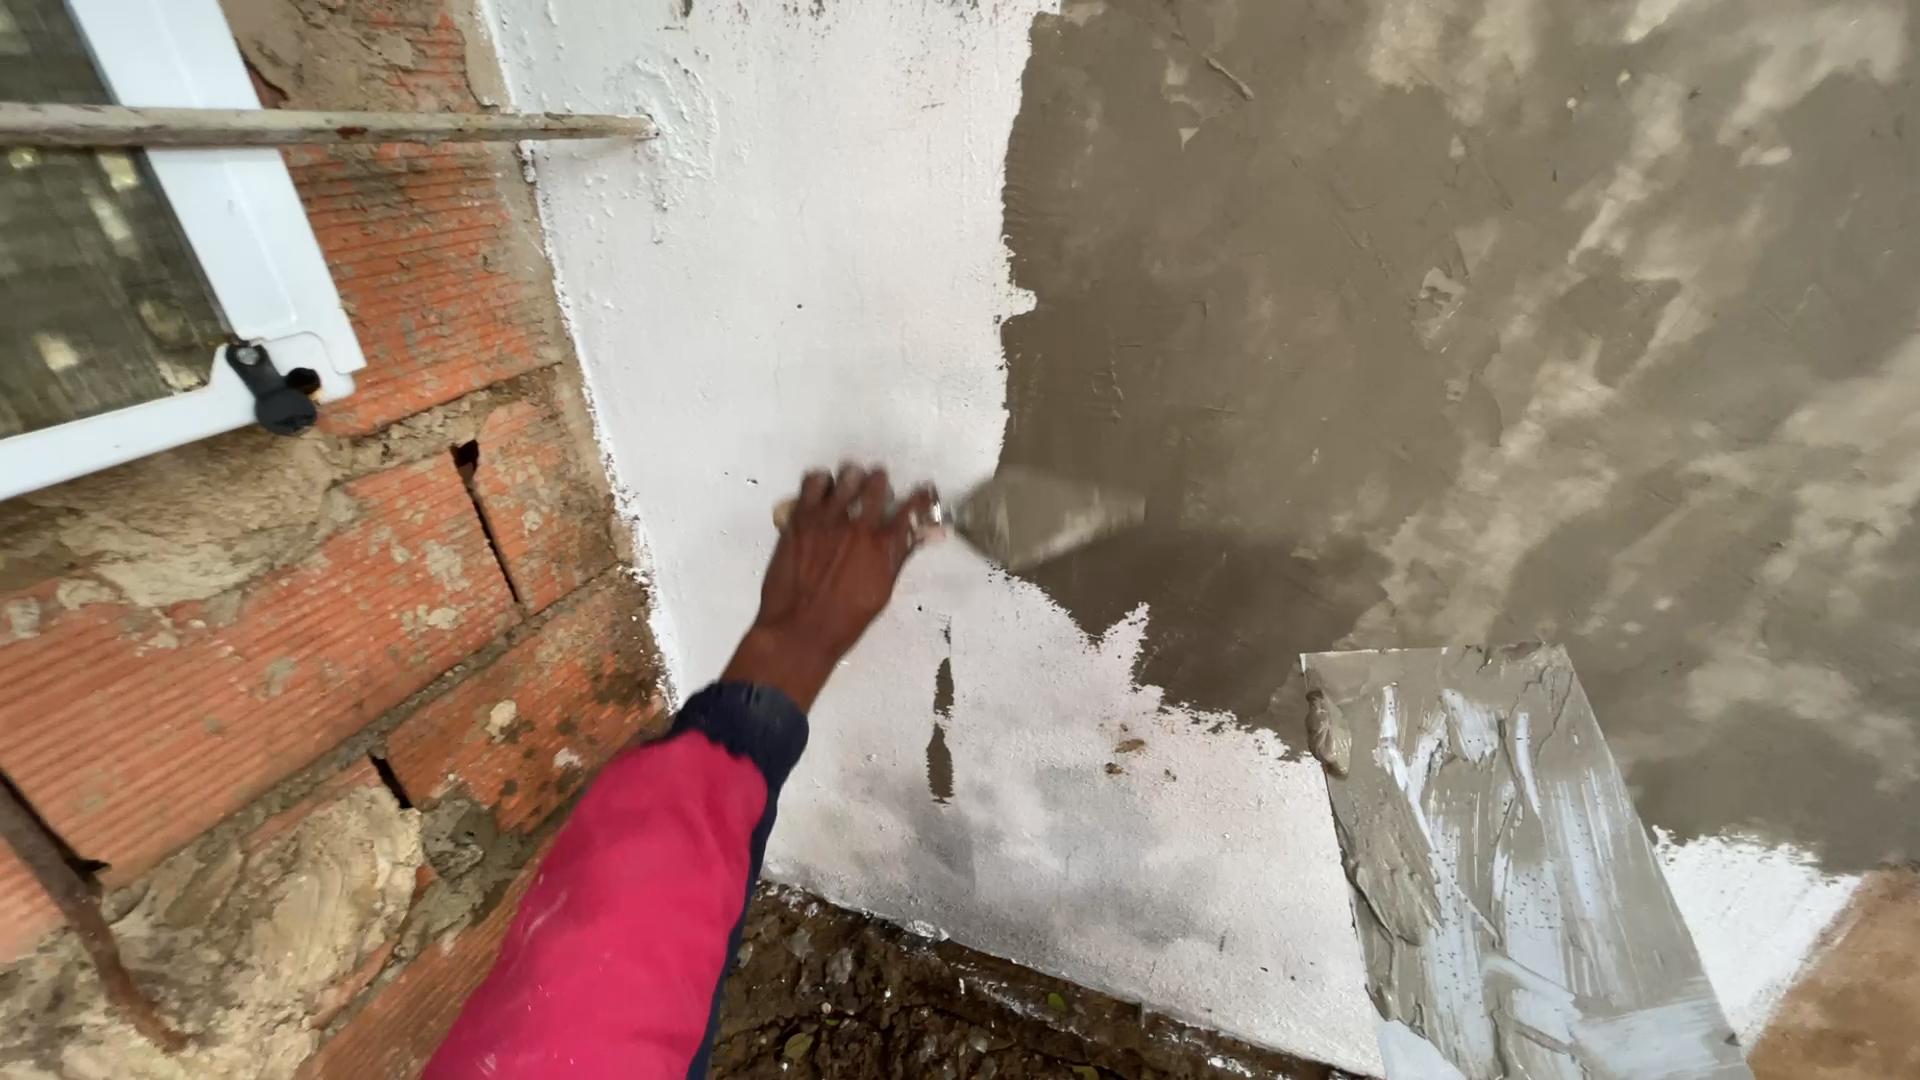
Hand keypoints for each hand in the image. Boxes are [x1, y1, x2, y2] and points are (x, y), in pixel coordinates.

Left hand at [722, 465, 938, 710]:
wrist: (799, 629)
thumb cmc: (846, 620)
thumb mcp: (882, 590)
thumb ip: (901, 556)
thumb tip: (925, 534)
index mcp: (884, 546)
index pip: (912, 508)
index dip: (921, 496)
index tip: (922, 490)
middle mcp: (859, 525)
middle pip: (877, 483)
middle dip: (880, 483)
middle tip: (876, 488)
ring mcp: (827, 518)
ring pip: (846, 477)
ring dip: (852, 479)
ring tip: (849, 486)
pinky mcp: (800, 518)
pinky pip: (813, 483)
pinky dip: (821, 483)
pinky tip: (822, 492)